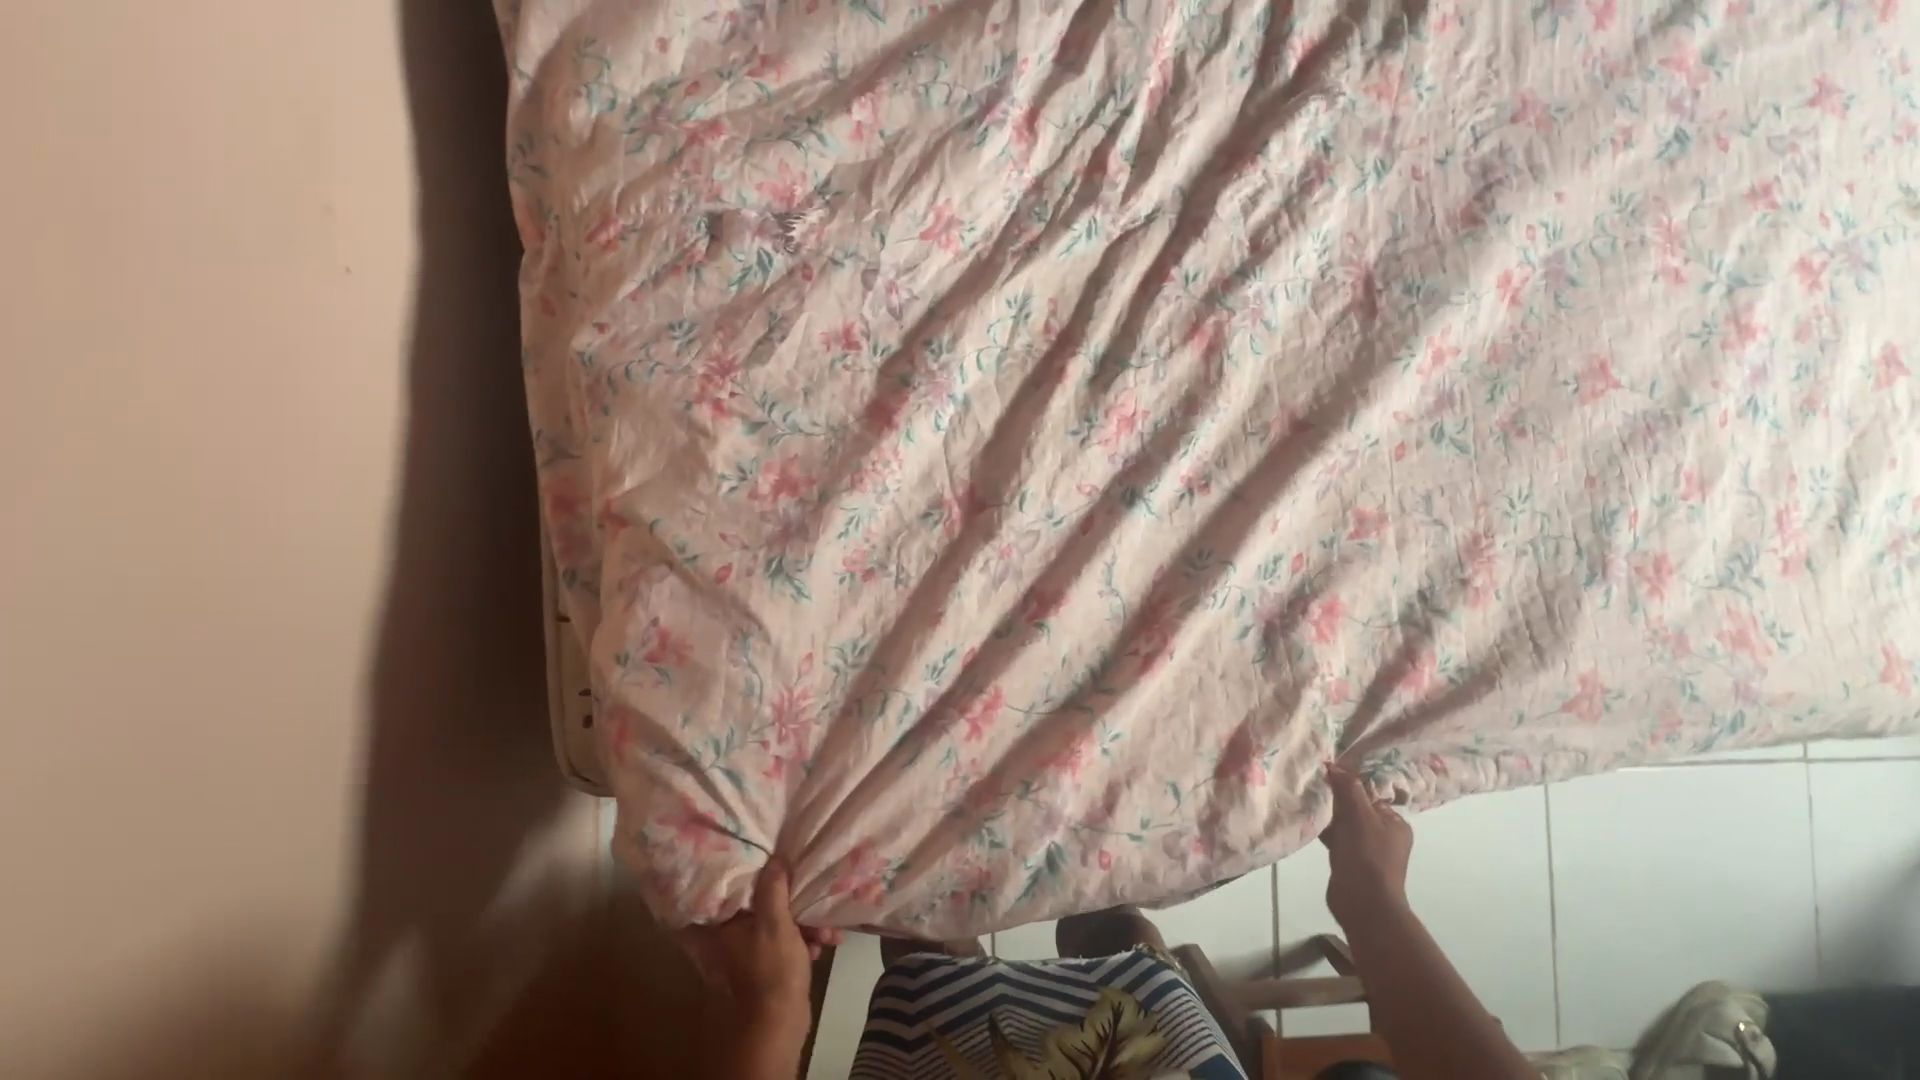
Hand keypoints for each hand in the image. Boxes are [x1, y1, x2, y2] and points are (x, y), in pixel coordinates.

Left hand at [679, 859, 841, 1043]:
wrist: (780, 1025)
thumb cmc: (772, 972)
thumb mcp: (776, 924)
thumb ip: (774, 889)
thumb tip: (775, 858)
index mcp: (725, 925)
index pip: (731, 888)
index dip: (749, 872)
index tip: (767, 857)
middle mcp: (732, 936)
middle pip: (763, 903)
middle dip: (794, 902)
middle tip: (812, 900)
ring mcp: (752, 951)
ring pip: (780, 922)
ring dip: (806, 924)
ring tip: (828, 931)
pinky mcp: (770, 965)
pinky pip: (788, 941)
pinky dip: (806, 941)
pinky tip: (826, 943)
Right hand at [1320, 764, 1413, 929]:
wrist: (1363, 902)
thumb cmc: (1366, 855)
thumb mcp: (1359, 815)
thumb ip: (1348, 788)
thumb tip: (1335, 765)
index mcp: (1395, 823)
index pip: (1372, 794)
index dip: (1350, 783)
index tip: (1328, 773)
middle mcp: (1385, 835)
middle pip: (1357, 808)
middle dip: (1337, 799)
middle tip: (1314, 786)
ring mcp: (1368, 850)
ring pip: (1345, 824)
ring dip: (1329, 815)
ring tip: (1307, 801)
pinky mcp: (1350, 862)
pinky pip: (1336, 838)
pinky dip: (1325, 831)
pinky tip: (1308, 824)